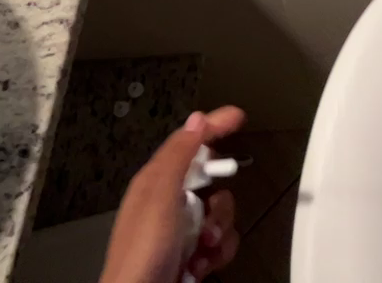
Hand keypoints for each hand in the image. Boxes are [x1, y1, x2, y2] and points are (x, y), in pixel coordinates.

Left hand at [100, 106, 245, 282]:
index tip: (238, 116)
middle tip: (211, 215)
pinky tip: (202, 265)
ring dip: (219, 229)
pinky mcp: (192, 255)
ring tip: (205, 247)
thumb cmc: (143, 251)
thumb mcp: (160, 195)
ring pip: (219, 211)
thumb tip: (197, 120)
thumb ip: (179, 155)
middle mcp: (168, 203)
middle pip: (210, 180)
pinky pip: (220, 241)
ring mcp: (181, 231)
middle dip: (220, 197)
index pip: (188, 141)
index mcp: (155, 182)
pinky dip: (217, 252)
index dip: (213, 126)